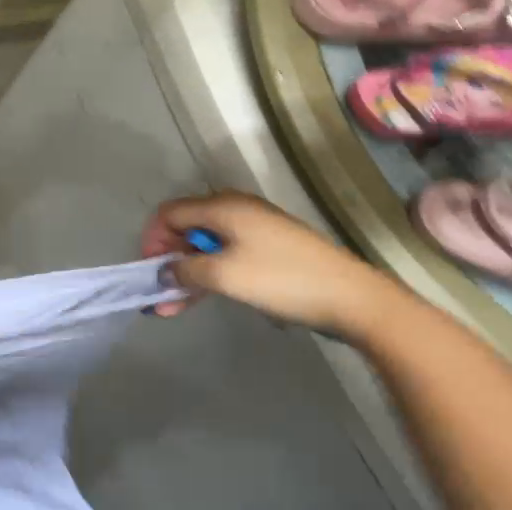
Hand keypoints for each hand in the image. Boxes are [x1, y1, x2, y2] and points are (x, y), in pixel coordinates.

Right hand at [141, 191, 402, 335]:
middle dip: (170, 260)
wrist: (361, 303)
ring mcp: (261, 227)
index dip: (152, 239)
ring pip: (211, 245)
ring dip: (192, 272)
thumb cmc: (284, 281)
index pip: (168, 213)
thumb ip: (184, 270)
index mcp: (222, 206)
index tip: (150, 271)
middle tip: (163, 292)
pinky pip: (233, 254)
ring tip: (181, 305)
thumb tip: (164, 271)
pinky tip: (217, 296)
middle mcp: (239, 208)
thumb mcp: (224, 276)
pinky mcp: (279, 247)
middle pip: (188, 228)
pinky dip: (217, 273)